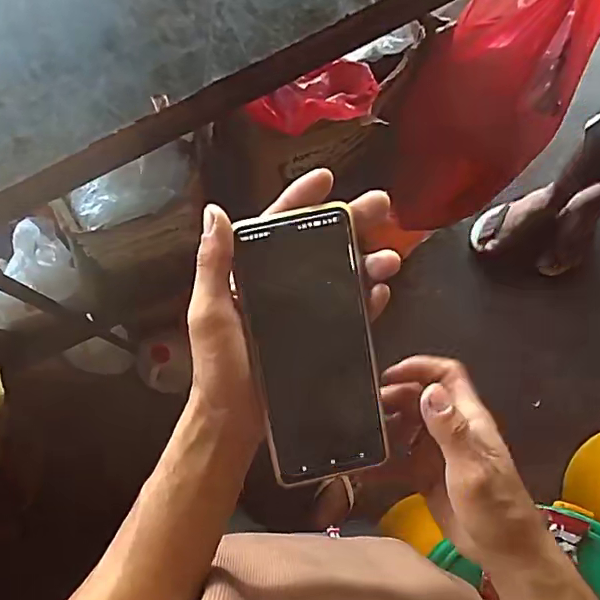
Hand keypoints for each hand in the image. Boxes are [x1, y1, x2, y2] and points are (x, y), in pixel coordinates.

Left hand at [188, 168, 403, 441]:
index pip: (275, 230)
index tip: (325, 180)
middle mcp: (276, 290)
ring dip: (367, 262)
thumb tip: (215, 212)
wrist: (234, 419)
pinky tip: (381, 290)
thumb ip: (213, 264)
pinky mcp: (316, 339)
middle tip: (382, 207)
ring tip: (390, 256)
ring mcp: (299, 315)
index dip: (299, 202)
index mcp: (247, 277)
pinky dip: (366, 299)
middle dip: (351, 224)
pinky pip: (347, 313)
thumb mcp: (209, 311)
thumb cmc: (217, 367)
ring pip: (339, 277)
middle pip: (318, 247)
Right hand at [379, 356, 552, 571]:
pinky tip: (364, 470)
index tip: (388, 376)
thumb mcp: (472, 468)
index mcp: (468, 421)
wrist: (504, 552)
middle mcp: (452, 432)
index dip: (420, 368)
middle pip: (421, 400)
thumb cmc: (496, 509)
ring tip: (362, 437)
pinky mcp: (427, 478)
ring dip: (385, 429)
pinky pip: (400, 462)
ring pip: (407, 428)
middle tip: (367, 412)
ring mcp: (439, 455)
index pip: (447, 377)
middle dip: (394, 399)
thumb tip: (428, 391)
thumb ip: (450, 430)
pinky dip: (382, 463)